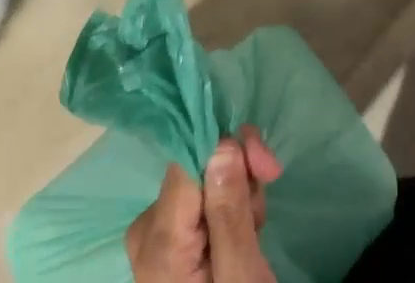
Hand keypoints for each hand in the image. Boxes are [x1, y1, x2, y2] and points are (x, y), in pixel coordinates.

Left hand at [125, 127, 281, 282]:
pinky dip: (227, 209)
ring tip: (253, 230)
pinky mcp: (165, 237)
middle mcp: (146, 226)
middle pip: (197, 168)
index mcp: (158, 238)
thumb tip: (222, 145)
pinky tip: (239, 234)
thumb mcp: (241, 277)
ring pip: (202, 181)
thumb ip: (229, 214)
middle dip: (240, 178)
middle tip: (265, 207)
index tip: (268, 166)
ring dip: (238, 196)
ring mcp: (153, 233)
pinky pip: (198, 201)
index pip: (187, 159)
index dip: (230, 149)